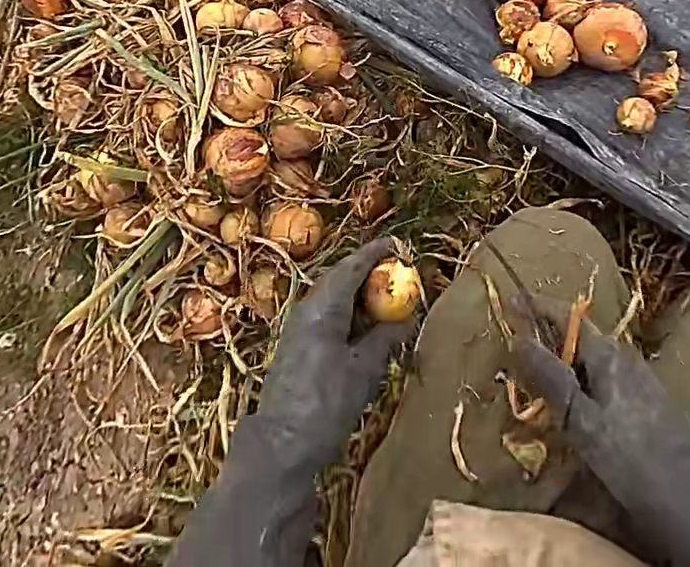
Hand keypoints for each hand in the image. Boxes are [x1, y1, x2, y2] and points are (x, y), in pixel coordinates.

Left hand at [258, 237, 417, 465]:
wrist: (281, 444)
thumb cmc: (325, 402)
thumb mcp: (365, 369)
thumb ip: (387, 338)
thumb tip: (408, 319)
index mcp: (323, 305)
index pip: (352, 266)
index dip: (375, 253)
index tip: (397, 244)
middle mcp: (308, 308)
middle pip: (341, 278)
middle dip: (370, 273)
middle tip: (398, 273)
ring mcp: (300, 326)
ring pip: (335, 298)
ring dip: (361, 296)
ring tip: (388, 301)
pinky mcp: (298, 345)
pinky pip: (329, 316)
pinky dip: (350, 315)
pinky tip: (367, 330)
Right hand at [513, 297, 689, 565]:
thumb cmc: (643, 463)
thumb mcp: (587, 424)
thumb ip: (551, 380)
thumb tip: (516, 338)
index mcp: (608, 354)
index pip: (565, 315)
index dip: (534, 306)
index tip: (507, 300)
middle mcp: (622, 360)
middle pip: (574, 338)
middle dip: (542, 337)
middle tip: (509, 346)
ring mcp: (635, 385)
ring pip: (585, 363)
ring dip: (557, 364)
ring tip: (529, 378)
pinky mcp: (643, 410)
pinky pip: (597, 386)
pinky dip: (574, 388)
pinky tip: (565, 411)